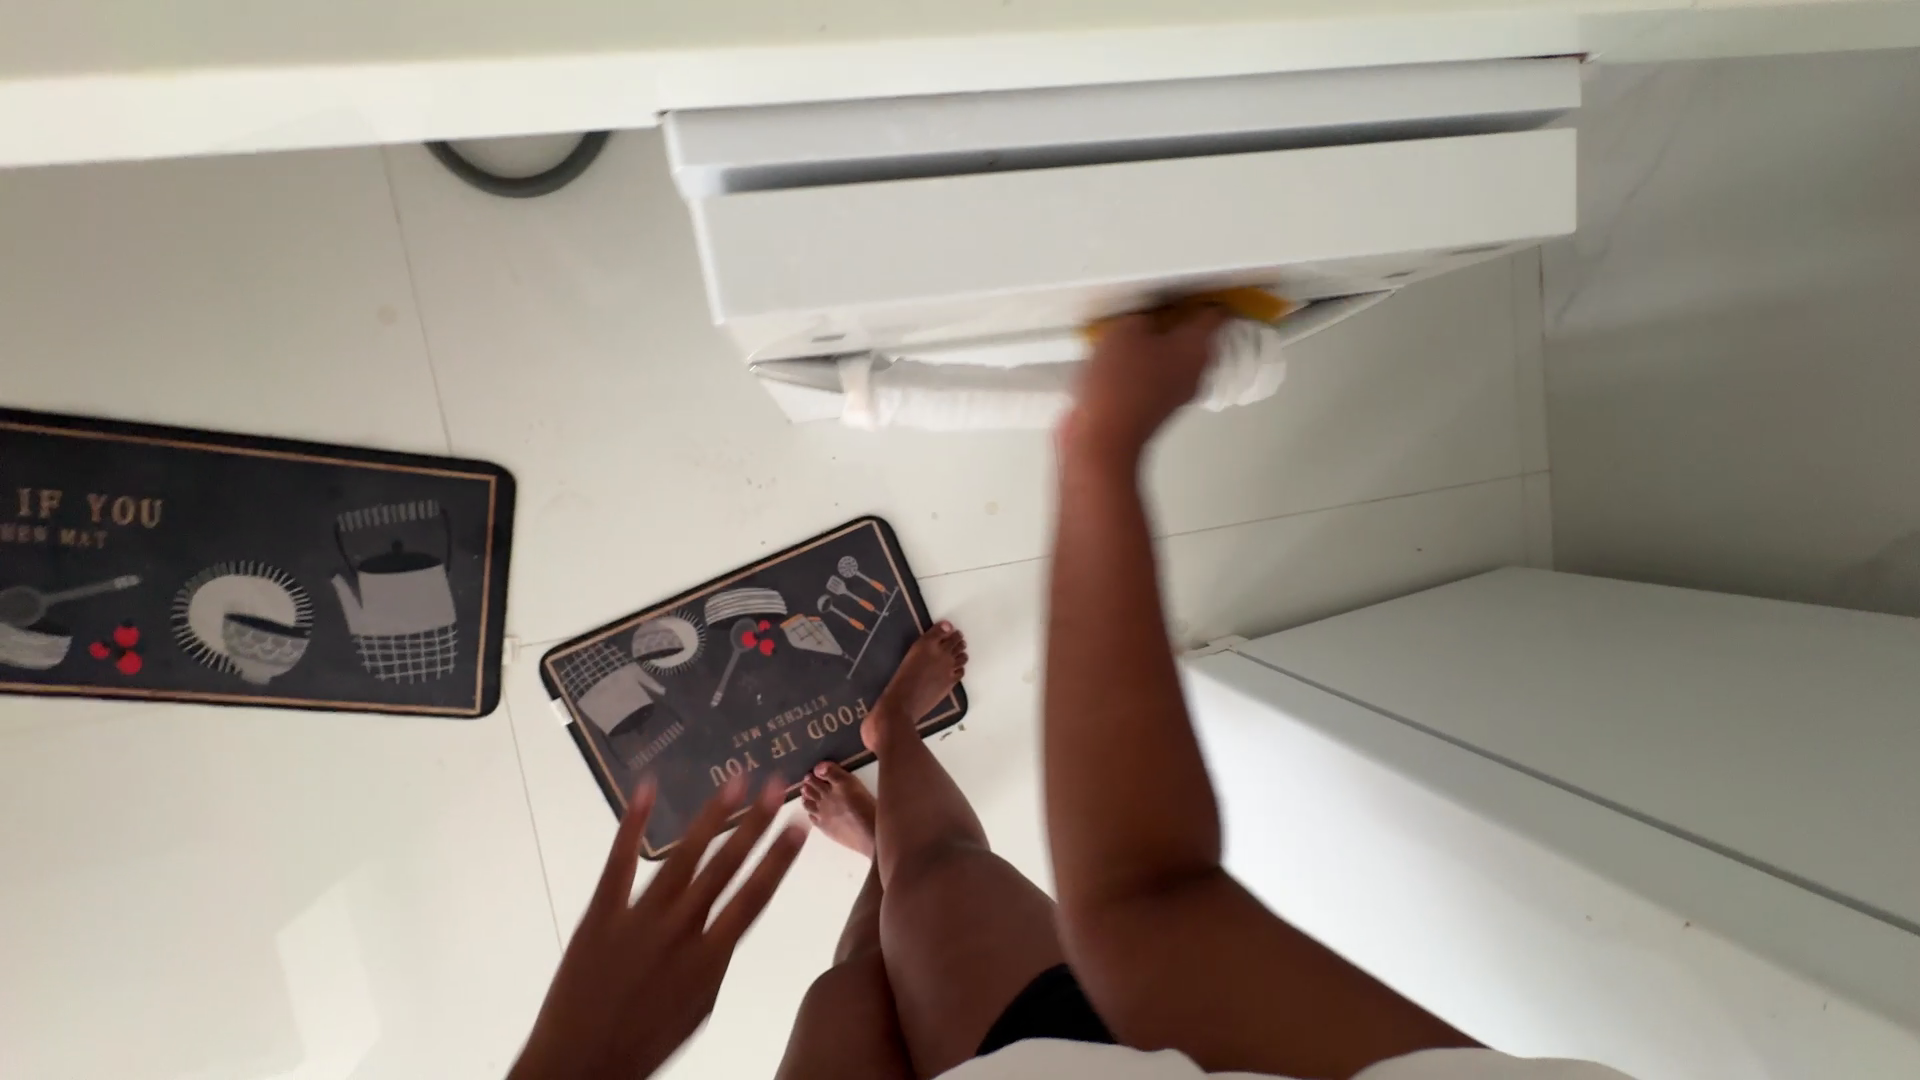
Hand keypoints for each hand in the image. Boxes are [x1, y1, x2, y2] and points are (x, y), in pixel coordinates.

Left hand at [509, 775, 807, 1079]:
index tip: (800, 825)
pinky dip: (633, 824)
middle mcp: (680, 929)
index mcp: (710, 958)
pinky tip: (647, 789)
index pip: (755, 897)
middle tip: (778, 784)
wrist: (575, 1070)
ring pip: (683, 857)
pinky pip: (619, 862)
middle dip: (755, 821)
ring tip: (736, 780)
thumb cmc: (645, 1042)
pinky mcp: (600, 914)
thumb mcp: (699, 1005)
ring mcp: (639, 918)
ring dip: (712, 815)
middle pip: (726, 866)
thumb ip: (715, 958)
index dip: (780, 858)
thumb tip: (726, 921)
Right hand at [1062, 305, 1227, 465]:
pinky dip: (1141, 369)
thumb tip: (1146, 321)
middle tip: (1148, 311)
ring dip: (1155, 346)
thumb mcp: (1124, 329)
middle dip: (1174, 322)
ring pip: (1173, 358)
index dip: (1201, 296)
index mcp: (1199, 346)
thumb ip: (1142, 316)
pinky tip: (1116, 363)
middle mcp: (1196, 371)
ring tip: (1126, 336)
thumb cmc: (1118, 383)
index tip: (1184, 289)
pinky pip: (1154, 378)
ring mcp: (1177, 394)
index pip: (1216, 312)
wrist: (1102, 438)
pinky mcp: (1155, 409)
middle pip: (1194, 337)